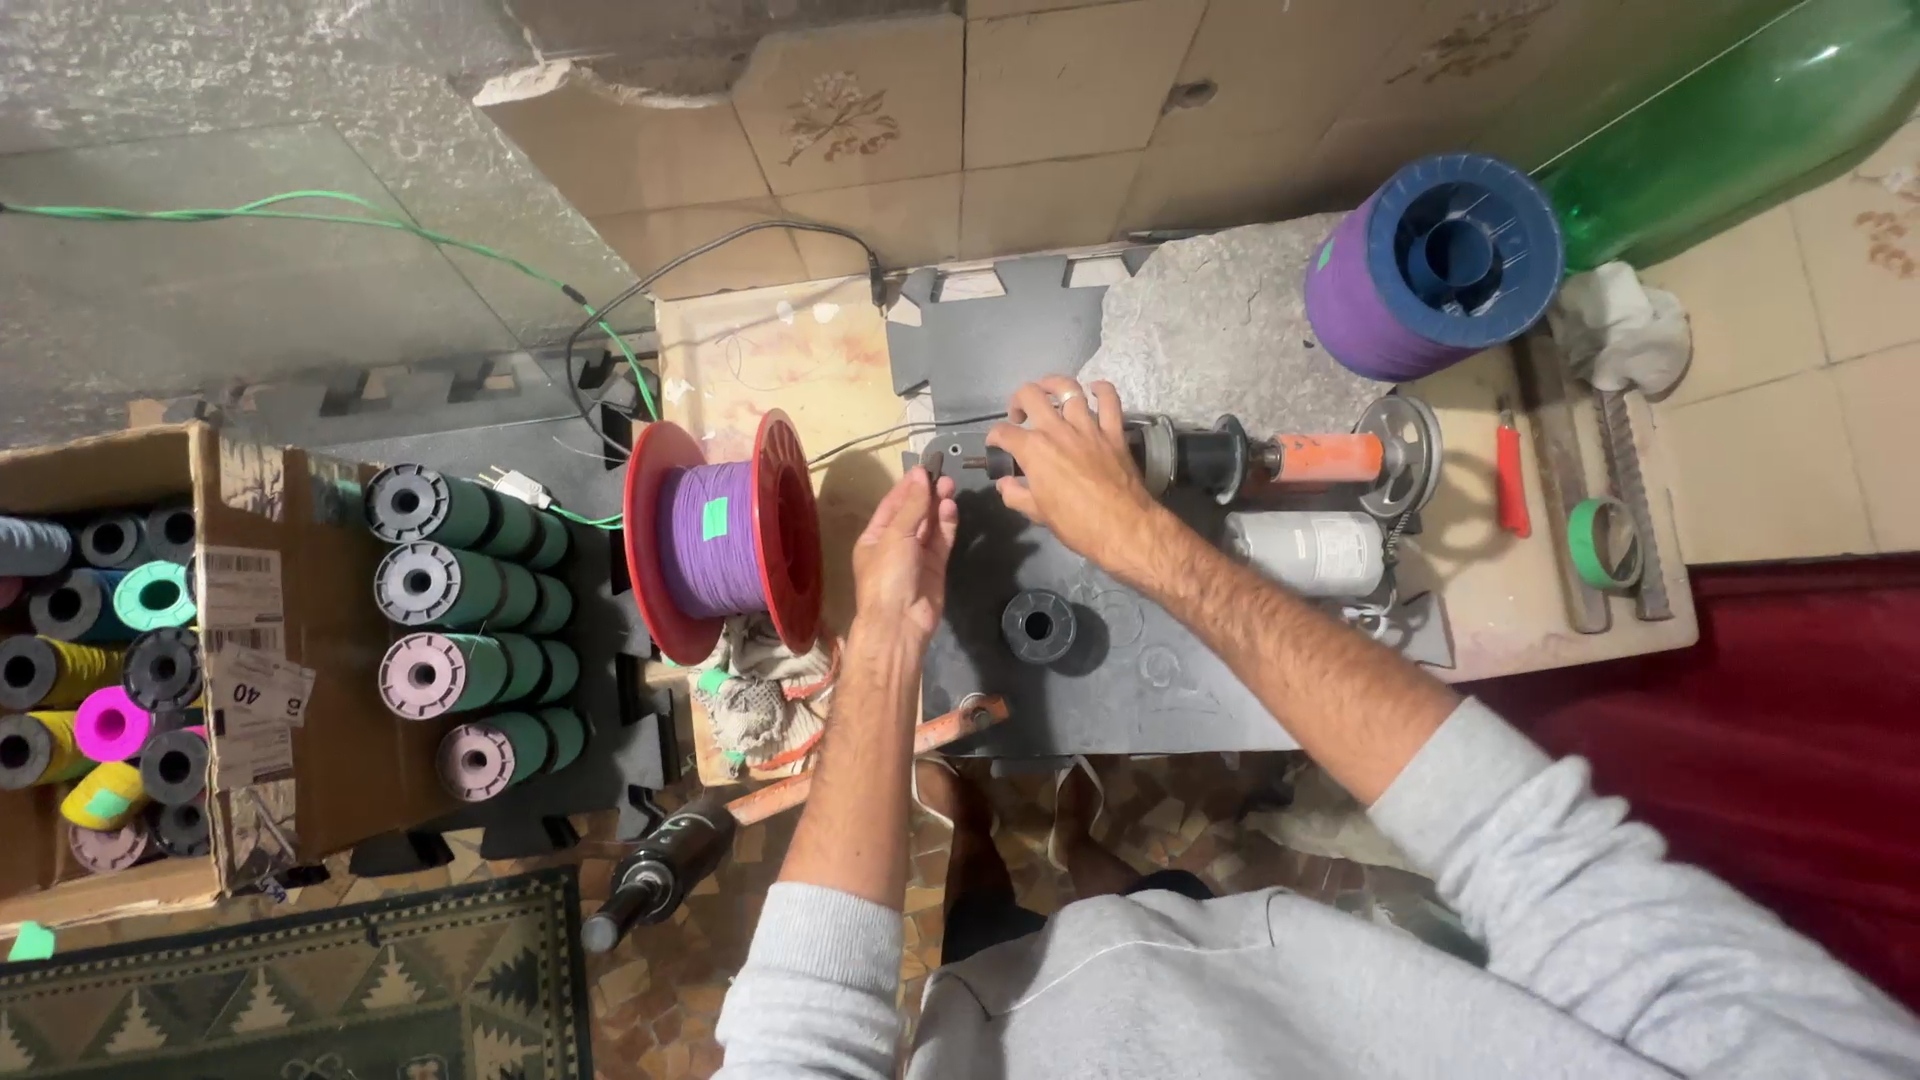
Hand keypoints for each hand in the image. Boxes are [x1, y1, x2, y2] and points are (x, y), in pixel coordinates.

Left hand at [850, 466, 958, 652]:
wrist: (900, 622)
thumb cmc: (887, 576)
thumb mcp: (895, 536)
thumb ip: (912, 506)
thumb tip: (921, 475)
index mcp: (875, 537)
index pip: (892, 505)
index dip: (908, 487)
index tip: (924, 468)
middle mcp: (895, 544)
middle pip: (913, 513)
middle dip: (926, 494)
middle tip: (943, 475)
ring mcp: (917, 556)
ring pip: (930, 525)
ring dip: (938, 506)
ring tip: (950, 487)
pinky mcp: (936, 567)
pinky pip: (942, 541)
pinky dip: (947, 524)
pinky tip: (951, 508)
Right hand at [986, 377, 1162, 572]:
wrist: (1122, 527)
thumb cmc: (1076, 524)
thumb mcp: (1037, 513)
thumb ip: (1015, 494)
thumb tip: (1005, 484)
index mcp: (1033, 450)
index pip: (1003, 433)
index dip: (994, 437)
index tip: (996, 444)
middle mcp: (1057, 430)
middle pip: (1030, 395)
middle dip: (1018, 400)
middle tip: (1019, 414)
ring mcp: (1087, 427)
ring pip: (1068, 388)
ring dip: (1053, 385)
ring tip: (1049, 392)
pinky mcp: (1113, 432)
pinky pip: (1110, 400)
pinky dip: (1102, 390)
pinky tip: (1094, 389)